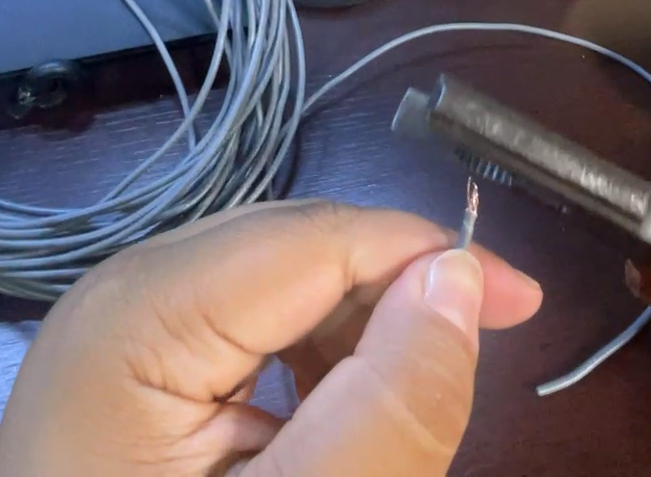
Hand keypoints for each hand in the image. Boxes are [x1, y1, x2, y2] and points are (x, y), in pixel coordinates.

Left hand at [0, 200, 543, 475]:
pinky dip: (314, 358)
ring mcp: (126, 318)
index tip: (523, 301)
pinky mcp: (137, 353)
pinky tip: (332, 413)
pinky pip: (252, 321)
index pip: (320, 237)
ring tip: (401, 401)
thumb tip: (460, 275)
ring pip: (285, 281)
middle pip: (301, 250)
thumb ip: (385, 407)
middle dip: (394, 295)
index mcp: (143, 310)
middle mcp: (129, 286)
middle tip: (467, 364)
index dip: (428, 254)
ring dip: (360, 330)